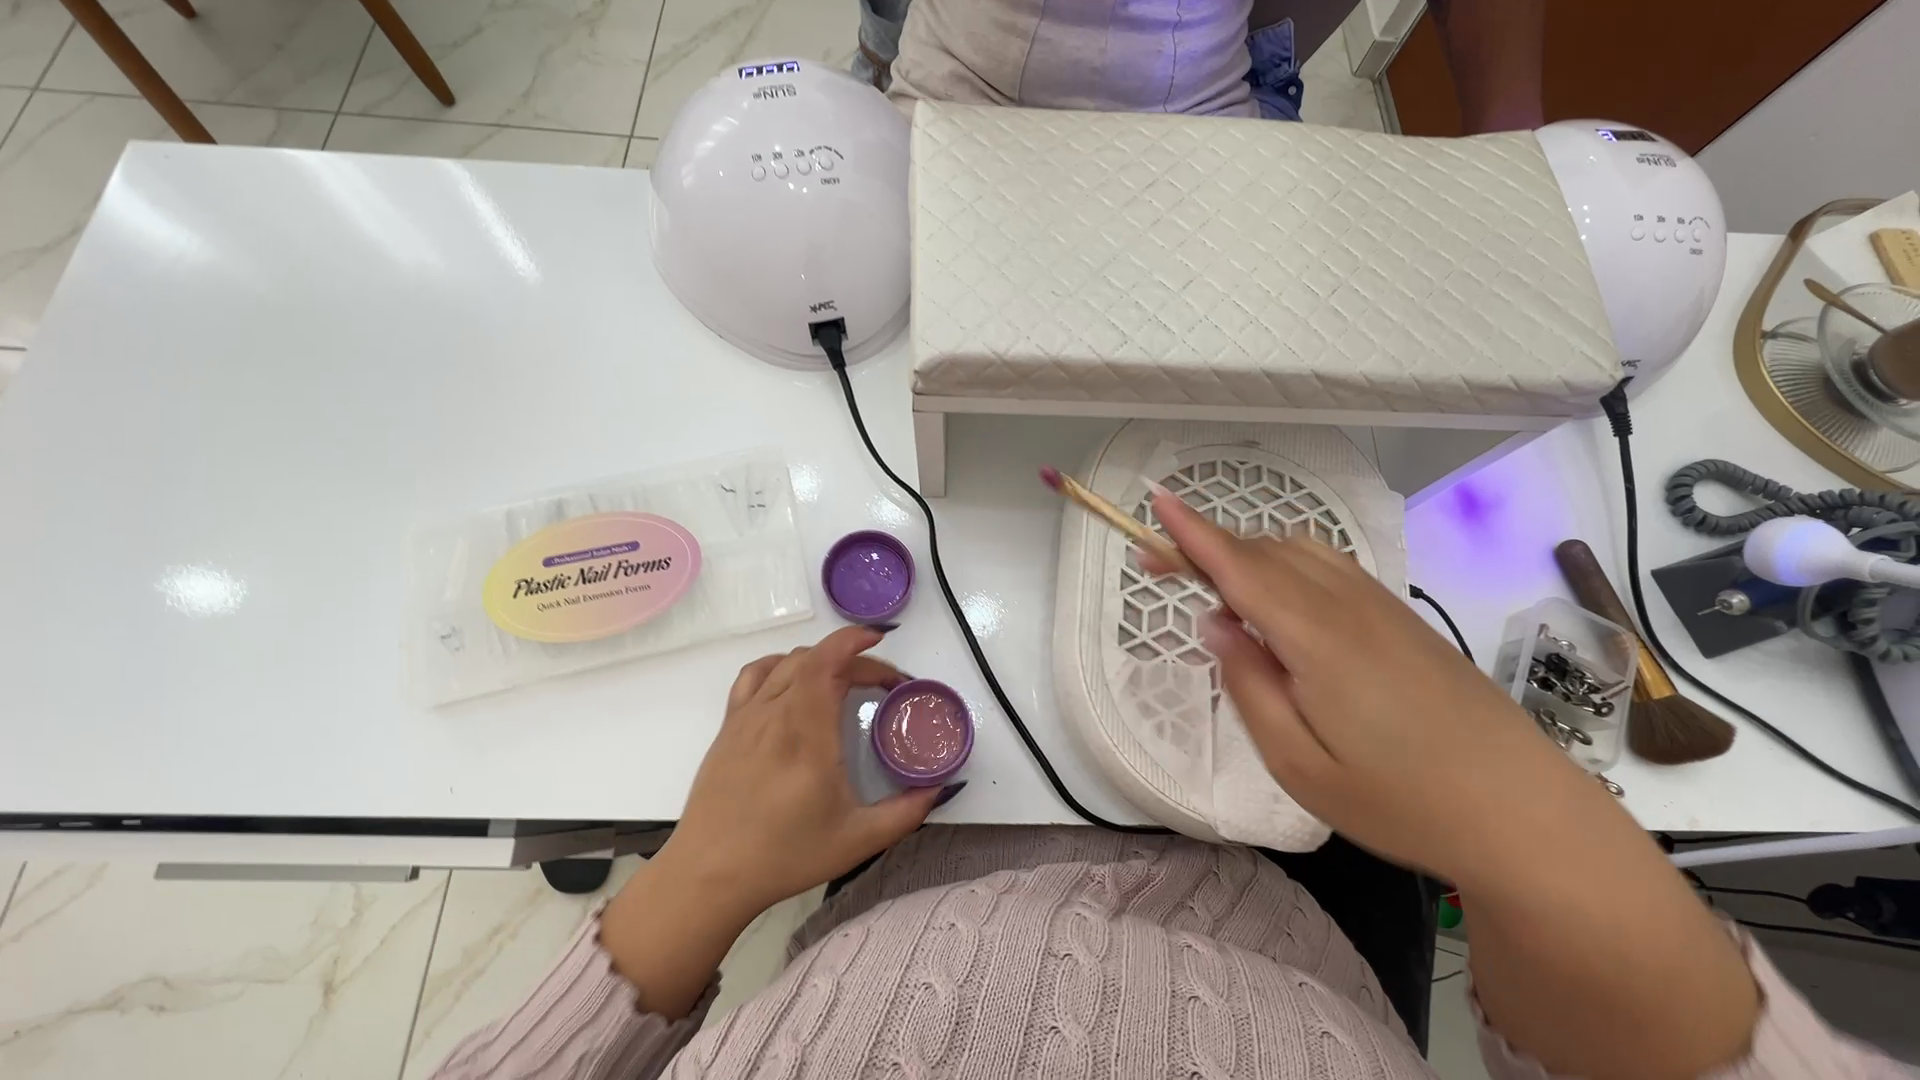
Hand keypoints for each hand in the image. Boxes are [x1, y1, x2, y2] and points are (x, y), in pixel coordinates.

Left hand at [651, 626, 950, 918]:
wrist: (709, 876)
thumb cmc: (785, 857)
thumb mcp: (857, 841)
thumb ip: (906, 812)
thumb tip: (941, 788)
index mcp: (806, 736)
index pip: (826, 664)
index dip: (853, 641)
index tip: (881, 640)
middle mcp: (774, 716)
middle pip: (814, 659)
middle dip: (853, 659)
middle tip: (881, 684)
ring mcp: (746, 718)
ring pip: (785, 663)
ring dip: (820, 660)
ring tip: (843, 680)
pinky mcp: (728, 728)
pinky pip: (754, 676)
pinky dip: (780, 666)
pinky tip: (794, 683)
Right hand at [1147, 491, 1590, 881]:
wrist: (1523, 812)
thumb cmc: (1401, 801)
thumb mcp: (1298, 764)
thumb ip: (1248, 686)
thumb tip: (1216, 623)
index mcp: (1318, 638)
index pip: (1241, 567)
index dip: (1193, 532)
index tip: (1156, 499)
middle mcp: (1349, 606)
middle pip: (1266, 552)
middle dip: (1208, 548)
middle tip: (1160, 570)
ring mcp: (1382, 607)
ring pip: (1300, 553)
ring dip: (1249, 557)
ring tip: (1217, 593)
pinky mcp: (1402, 619)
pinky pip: (1331, 568)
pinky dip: (1287, 567)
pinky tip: (1280, 606)